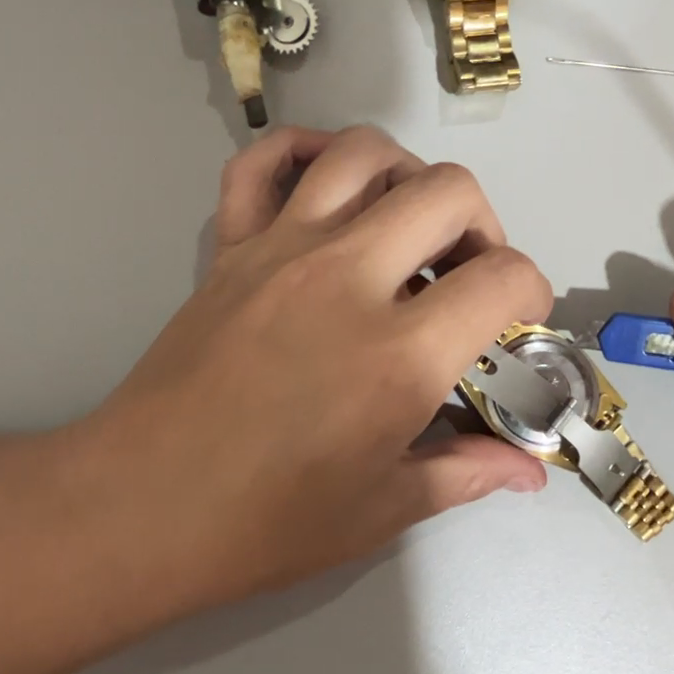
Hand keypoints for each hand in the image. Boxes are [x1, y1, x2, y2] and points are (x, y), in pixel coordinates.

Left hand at [83, 126, 551, 603]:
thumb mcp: (381, 509)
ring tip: (405, 230)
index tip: (513, 322)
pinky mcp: (229, 248)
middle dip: (482, 224)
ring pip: (363, 153)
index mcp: (399, 354)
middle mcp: (347, 278)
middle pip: (448, 190)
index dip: (530, 292)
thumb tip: (528, 468)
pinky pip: (260, 164)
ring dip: (406, 177)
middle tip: (466, 274)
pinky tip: (324, 186)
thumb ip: (465, 472)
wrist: (144, 504)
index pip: (502, 276)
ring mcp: (281, 250)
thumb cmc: (266, 522)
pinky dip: (299, 151)